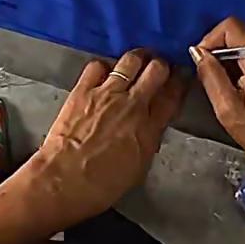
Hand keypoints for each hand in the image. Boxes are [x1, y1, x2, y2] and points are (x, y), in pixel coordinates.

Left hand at [13, 49, 187, 231]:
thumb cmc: (101, 184)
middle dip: (161, 64)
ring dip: (137, 58)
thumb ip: (150, 140)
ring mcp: (107, 94)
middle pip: (157, 69)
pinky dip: (104, 66)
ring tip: (137, 61)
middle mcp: (133, 104)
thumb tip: (152, 127)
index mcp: (150, 126)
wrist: (63, 182)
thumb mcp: (139, 166)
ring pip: (131, 60)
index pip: (173, 95)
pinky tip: (104, 73)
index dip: (180, 82)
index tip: (181, 76)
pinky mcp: (83, 90)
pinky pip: (98, 65)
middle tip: (159, 66)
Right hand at [191, 17, 244, 172]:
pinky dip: (239, 64)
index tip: (202, 61)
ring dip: (227, 59)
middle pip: (238, 33)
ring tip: (222, 84)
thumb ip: (211, 76)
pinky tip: (235, 86)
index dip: (211, 39)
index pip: (232, 27)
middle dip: (218, 50)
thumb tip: (197, 51)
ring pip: (244, 43)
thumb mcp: (227, 108)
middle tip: (209, 76)